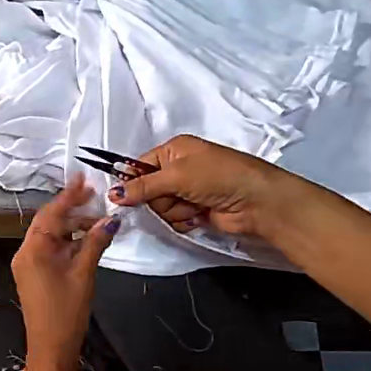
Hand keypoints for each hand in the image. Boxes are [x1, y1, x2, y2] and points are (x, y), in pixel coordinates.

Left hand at [12, 174, 119, 366]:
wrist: (51, 348)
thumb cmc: (66, 312)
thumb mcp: (84, 273)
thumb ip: (96, 242)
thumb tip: (111, 219)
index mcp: (32, 249)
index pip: (52, 213)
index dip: (70, 194)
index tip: (84, 178)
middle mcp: (25, 252)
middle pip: (49, 222)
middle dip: (72, 209)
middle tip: (96, 198)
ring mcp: (28, 264)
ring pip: (50, 236)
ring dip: (72, 226)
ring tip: (97, 219)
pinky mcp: (34, 275)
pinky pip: (50, 249)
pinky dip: (67, 242)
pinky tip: (86, 240)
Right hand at [108, 134, 304, 239]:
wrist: (256, 202)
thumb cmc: (219, 176)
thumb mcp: (177, 175)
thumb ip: (142, 186)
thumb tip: (113, 194)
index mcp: (174, 149)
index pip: (139, 166)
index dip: (132, 182)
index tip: (124, 196)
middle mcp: (179, 168)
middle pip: (147, 191)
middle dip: (160, 199)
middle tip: (177, 196)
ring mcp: (187, 191)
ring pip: (160, 208)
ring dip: (174, 210)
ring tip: (194, 205)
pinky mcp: (194, 210)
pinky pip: (173, 219)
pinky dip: (183, 220)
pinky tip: (199, 215)